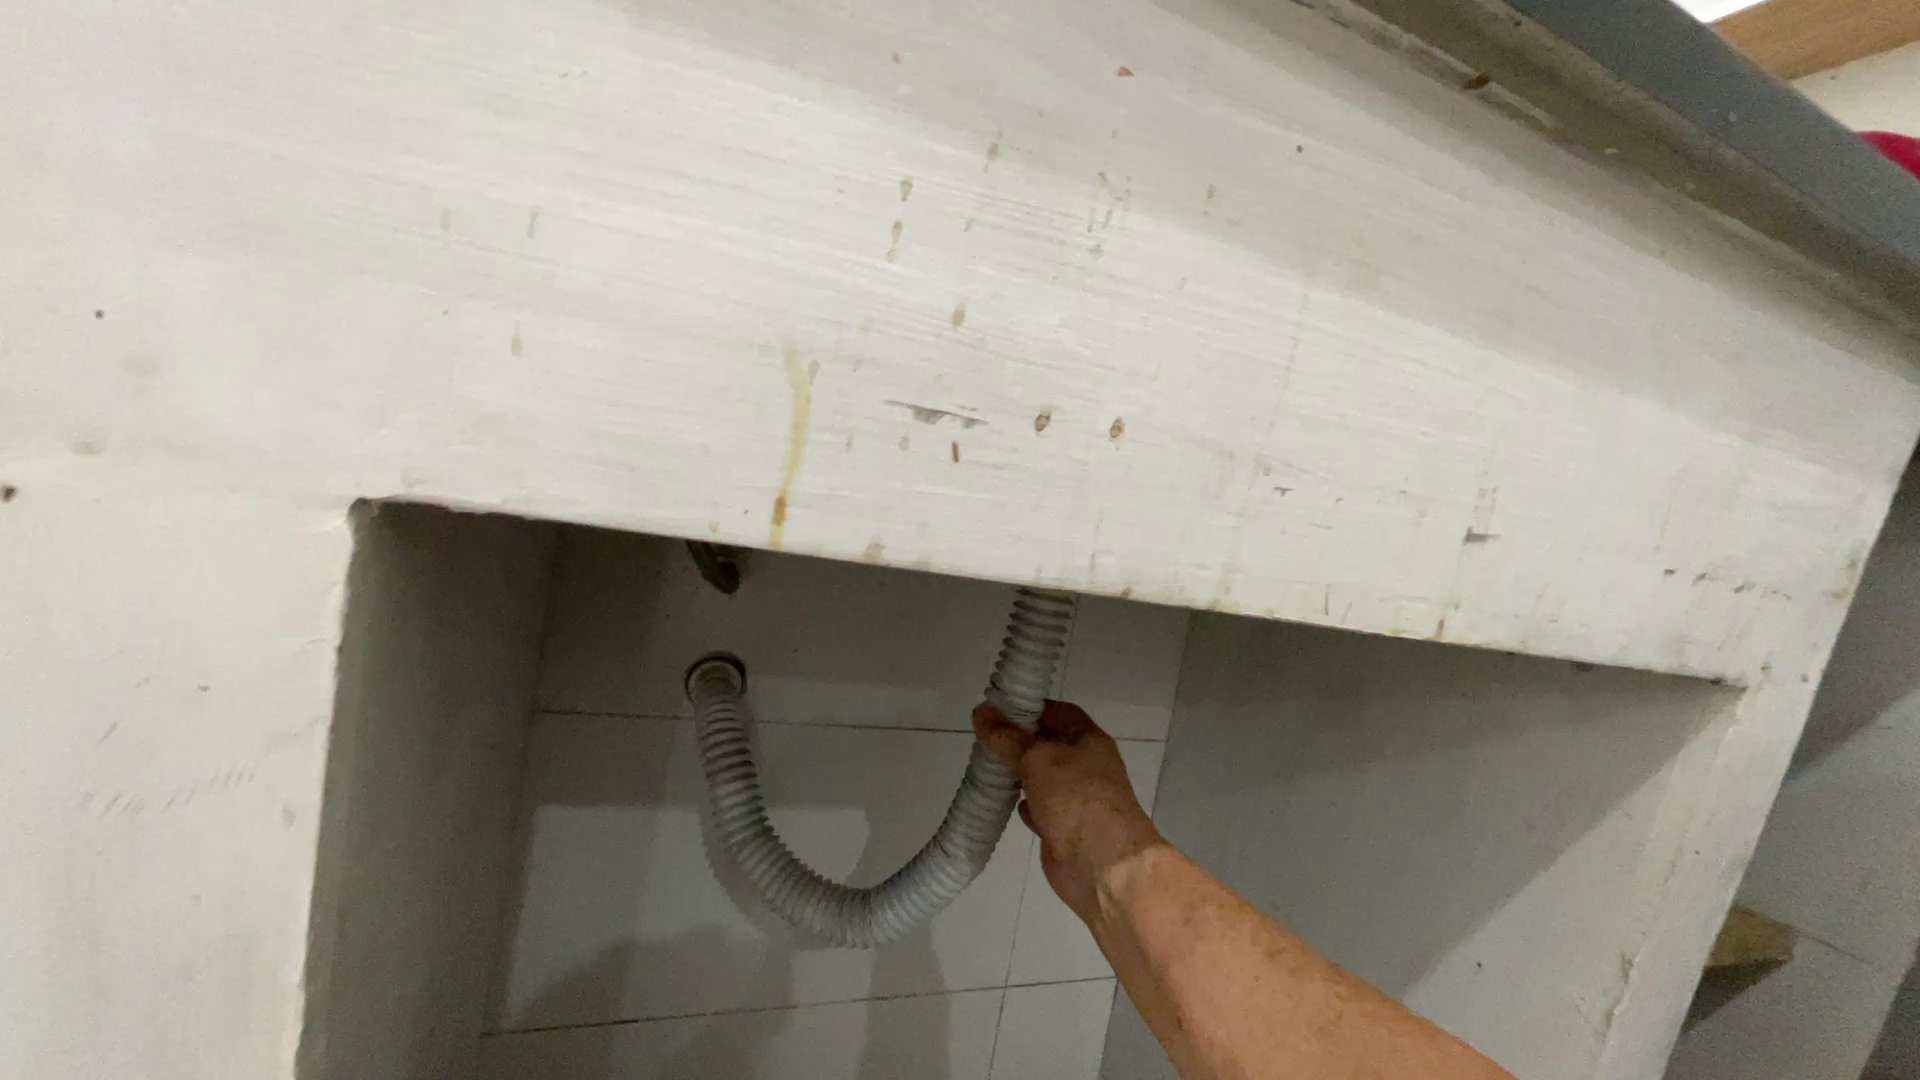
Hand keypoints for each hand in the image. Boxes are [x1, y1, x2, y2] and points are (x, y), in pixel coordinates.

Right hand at [972, 700, 1165, 925]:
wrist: (1103, 865)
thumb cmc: (1075, 797)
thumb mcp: (1037, 757)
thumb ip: (1007, 736)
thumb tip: (981, 710)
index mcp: (1088, 739)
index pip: (1057, 712)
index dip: (1028, 707)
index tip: (996, 709)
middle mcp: (1085, 765)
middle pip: (1047, 744)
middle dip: (1017, 741)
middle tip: (984, 739)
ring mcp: (1076, 798)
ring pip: (1042, 777)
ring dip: (1018, 773)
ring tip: (987, 766)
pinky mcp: (1064, 827)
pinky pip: (1040, 807)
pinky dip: (1025, 805)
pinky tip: (1006, 803)